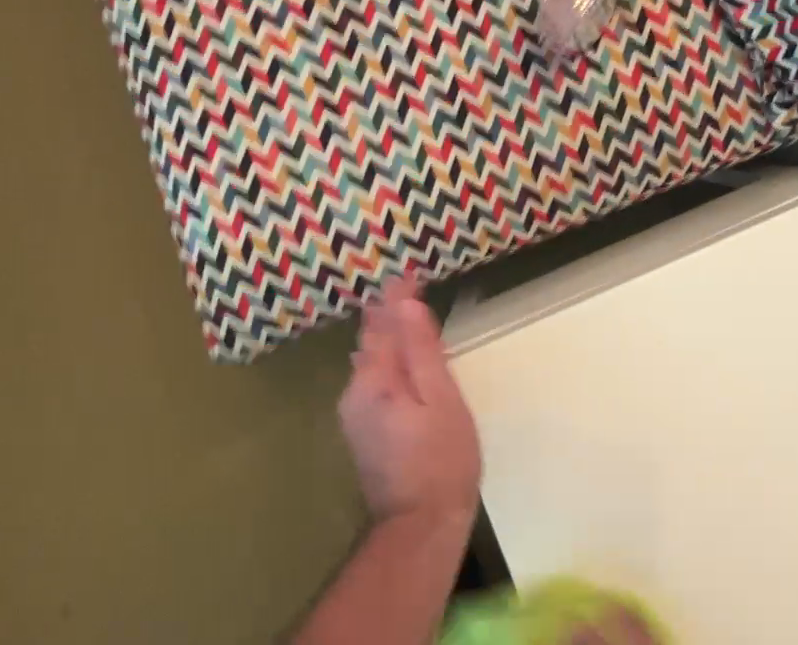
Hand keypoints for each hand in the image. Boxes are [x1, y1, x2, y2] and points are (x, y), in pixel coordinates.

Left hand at [338, 275, 480, 527]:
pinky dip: (386, 358)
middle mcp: (356, 393)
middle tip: (403, 284)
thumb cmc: (441, 458)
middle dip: (386, 313)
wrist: (420, 525)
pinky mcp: (365, 431)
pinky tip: (397, 356)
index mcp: (375, 381)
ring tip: (399, 310)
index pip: (383, 325)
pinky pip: (373, 379)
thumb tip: (406, 305)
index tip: (409, 273)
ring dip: (384, 334)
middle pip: (370, 342)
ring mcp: (356, 415)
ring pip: (369, 361)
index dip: (396, 298)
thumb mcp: (441, 399)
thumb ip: (422, 351)